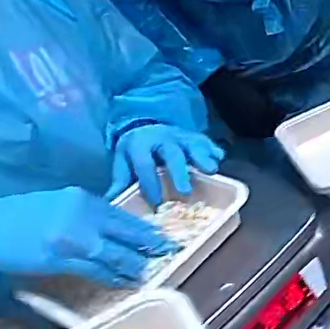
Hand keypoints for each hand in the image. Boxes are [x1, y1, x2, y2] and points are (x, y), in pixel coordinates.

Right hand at [0, 188, 176, 287]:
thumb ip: (89, 213)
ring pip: (117, 254)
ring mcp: (73, 238)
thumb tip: (117, 230)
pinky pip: (98, 270)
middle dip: (151, 246)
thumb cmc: (17, 217)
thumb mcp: (59, 203)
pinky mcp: (60, 259)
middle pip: (129, 234)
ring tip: (149, 270)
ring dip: (136, 265)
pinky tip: (127, 281)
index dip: (147, 230)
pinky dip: (115, 277)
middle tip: (168, 254)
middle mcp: (83, 216)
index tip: (163, 238)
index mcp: (84, 199)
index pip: (126, 216)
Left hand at [107, 122, 223, 206]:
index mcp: (140, 145)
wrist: (146, 126)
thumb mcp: (123, 162)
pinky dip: (214, 151)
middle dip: (179, 172)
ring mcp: (181, 136)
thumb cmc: (136, 150)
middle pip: (172, 154)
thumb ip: (121, 181)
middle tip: (185, 192)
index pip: (144, 164)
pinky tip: (218, 160)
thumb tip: (111, 203)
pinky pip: (207, 142)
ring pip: (193, 145)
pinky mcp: (196, 136)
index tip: (157, 202)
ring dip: (202, 157)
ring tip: (210, 171)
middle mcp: (162, 138)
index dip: (150, 183)